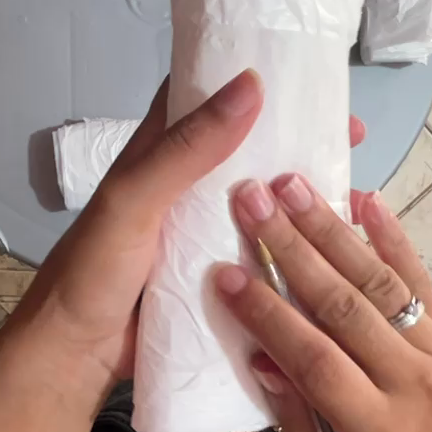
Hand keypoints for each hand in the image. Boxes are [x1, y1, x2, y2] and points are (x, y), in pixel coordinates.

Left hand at [7, 73, 365, 390]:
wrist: (76, 354)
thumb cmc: (94, 270)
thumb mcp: (134, 201)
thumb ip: (185, 150)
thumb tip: (251, 85)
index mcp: (162, 154)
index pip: (210, 97)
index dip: (256, 79)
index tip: (312, 78)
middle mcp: (188, 186)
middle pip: (249, 150)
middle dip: (296, 138)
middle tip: (352, 137)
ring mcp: (204, 232)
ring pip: (262, 200)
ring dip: (301, 192)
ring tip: (355, 188)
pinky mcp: (218, 272)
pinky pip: (262, 248)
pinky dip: (294, 243)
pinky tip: (333, 247)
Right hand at [212, 177, 431, 431]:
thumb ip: (292, 408)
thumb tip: (262, 348)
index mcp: (376, 427)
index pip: (316, 358)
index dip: (270, 315)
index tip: (227, 272)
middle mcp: (414, 382)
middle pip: (347, 306)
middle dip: (294, 249)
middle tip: (255, 201)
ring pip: (379, 281)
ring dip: (332, 229)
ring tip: (293, 187)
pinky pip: (418, 277)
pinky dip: (392, 234)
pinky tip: (366, 197)